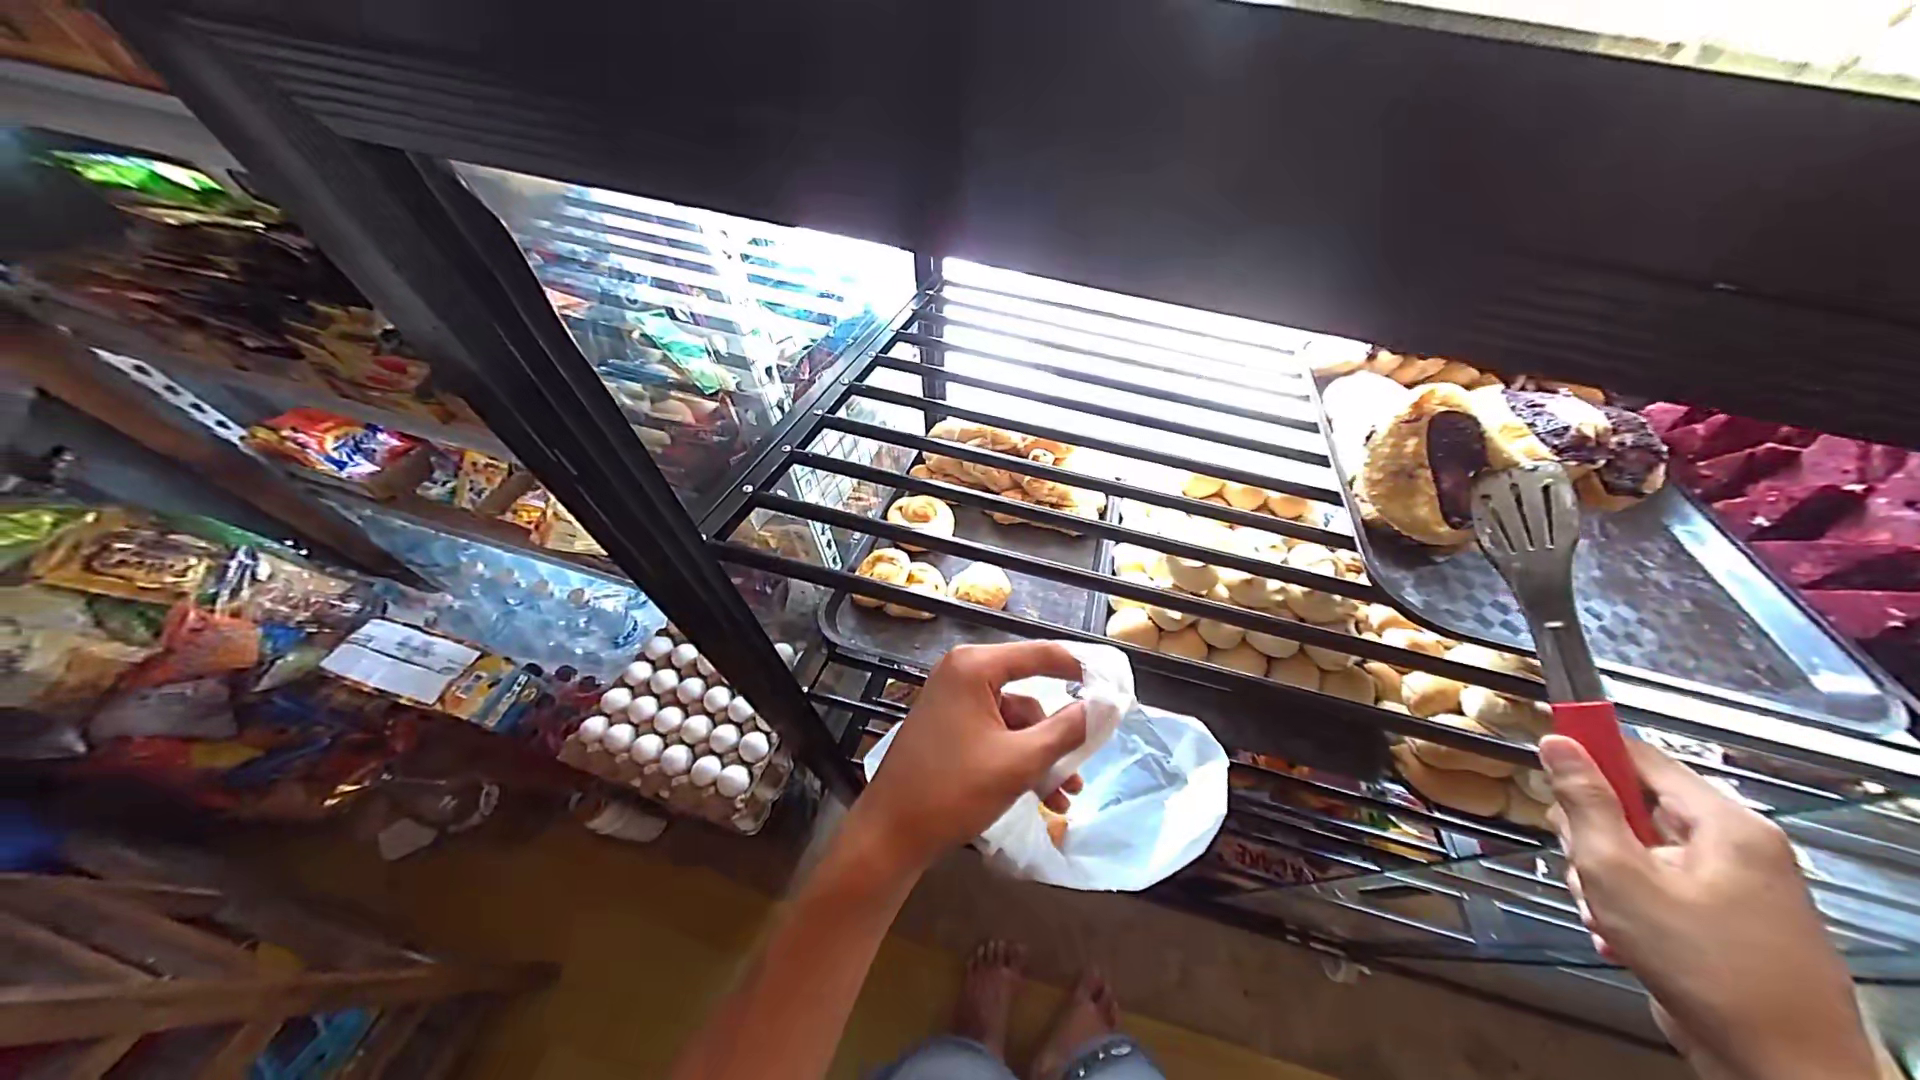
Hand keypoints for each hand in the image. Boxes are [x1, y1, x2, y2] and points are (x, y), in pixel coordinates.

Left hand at [849, 642, 1088, 873]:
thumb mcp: (1020, 761)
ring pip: (1016, 722)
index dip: (1082, 670)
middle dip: (1059, 734)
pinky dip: (1018, 760)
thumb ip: (1067, 729)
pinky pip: (996, 735)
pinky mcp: (949, 727)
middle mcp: (962, 674)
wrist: (891, 834)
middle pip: (1029, 693)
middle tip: (1086, 761)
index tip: (1114, 689)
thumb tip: (1102, 705)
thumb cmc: (953, 790)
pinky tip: (1041, 796)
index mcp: (974, 667)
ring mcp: (953, 701)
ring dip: (1042, 756)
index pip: (1042, 655)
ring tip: (1064, 796)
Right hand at [1541, 735, 1878, 1079]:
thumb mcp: (1619, 872)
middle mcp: (1735, 846)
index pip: (1638, 755)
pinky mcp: (1721, 916)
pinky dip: (1626, 903)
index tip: (1546, 768)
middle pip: (1628, 806)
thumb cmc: (1700, 963)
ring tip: (1606, 914)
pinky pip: (1653, 884)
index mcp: (1724, 825)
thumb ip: (1585, 802)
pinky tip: (1620, 934)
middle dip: (1590, 837)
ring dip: (1602, 877)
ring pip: (1632, 849)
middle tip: (1587, 870)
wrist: (1781, 1069)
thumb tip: (1559, 742)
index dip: (1586, 753)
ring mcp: (1732, 884)